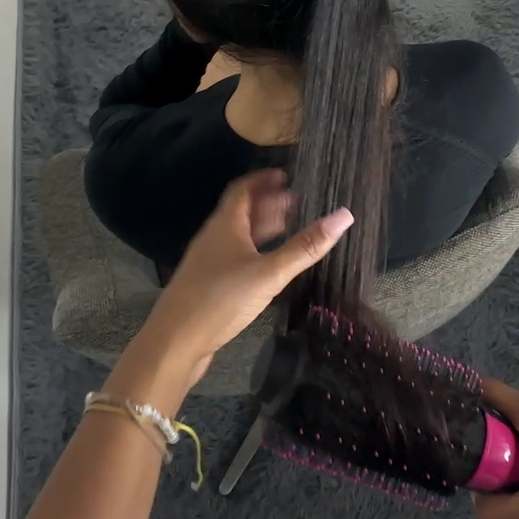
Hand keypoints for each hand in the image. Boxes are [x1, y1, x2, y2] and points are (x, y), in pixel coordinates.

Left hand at [139, 169, 352, 376]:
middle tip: (298, 203)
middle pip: (242, 210)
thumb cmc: (220, 299)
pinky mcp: (209, 283)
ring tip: (291, 229)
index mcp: (225, 224)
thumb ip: (306, 247)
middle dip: (269, 204)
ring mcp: (209, 261)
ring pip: (239, 234)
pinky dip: (255, 250)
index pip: (243, 189)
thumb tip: (344, 215)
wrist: (174, 342)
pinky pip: (236, 255)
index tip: (288, 176)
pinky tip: (270, 265)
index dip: (264, 179)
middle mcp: (215, 237)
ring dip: (263, 228)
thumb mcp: (269, 273)